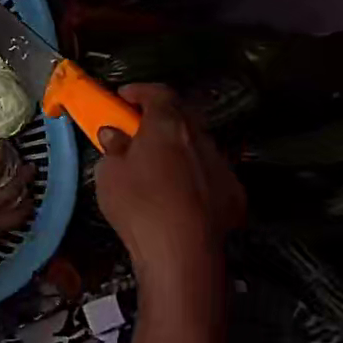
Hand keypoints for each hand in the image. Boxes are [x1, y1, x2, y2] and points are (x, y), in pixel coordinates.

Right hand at [95, 84, 243, 269]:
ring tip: (158, 164)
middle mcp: (200, 138)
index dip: (139, 91)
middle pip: (183, 115)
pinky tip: (180, 194)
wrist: (182, 251)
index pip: (158, 93)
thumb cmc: (138, 205)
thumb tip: (115, 135)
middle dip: (161, 116)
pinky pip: (210, 174)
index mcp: (168, 125)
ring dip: (179, 147)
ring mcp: (221, 166)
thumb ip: (114, 149)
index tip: (123, 97)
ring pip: (198, 145)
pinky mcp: (233, 194)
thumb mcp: (109, 174)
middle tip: (138, 128)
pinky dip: (193, 175)